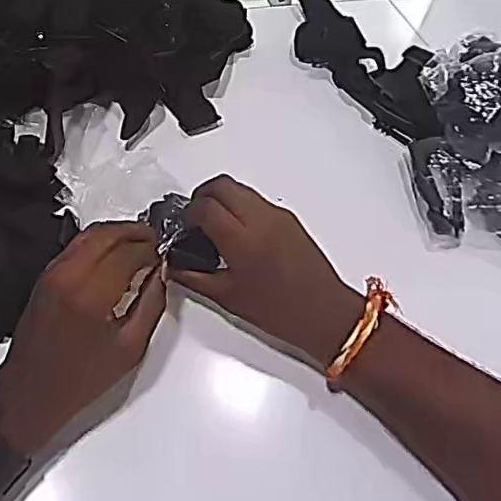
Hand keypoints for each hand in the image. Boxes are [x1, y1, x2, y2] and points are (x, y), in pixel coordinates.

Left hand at [0, 221, 166, 453]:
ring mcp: (53, 272)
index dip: (150, 249)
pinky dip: (98, 241)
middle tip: (153, 240)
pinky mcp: (45, 274)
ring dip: (116, 233)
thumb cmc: (76, 380)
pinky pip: (76, 245)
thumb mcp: (129, 348)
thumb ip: (151, 305)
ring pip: (90, 234)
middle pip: (107, 234)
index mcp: (90, 295)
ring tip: (138, 243)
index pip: (128, 252)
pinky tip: (113, 253)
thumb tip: (160, 276)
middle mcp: (67, 276)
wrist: (32, 391)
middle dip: (135, 233)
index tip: (162, 255)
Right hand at [170, 176, 363, 367]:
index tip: (186, 225)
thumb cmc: (282, 312)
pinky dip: (241, 205)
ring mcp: (276, 215)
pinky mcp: (288, 218)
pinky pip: (257, 199)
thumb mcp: (228, 298)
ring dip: (222, 197)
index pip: (204, 207)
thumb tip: (174, 265)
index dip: (189, 213)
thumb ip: (194, 276)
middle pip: (220, 185)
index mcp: (242, 240)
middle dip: (202, 195)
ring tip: (216, 222)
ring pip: (239, 188)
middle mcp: (260, 220)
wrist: (326, 315)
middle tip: (196, 215)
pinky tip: (239, 230)